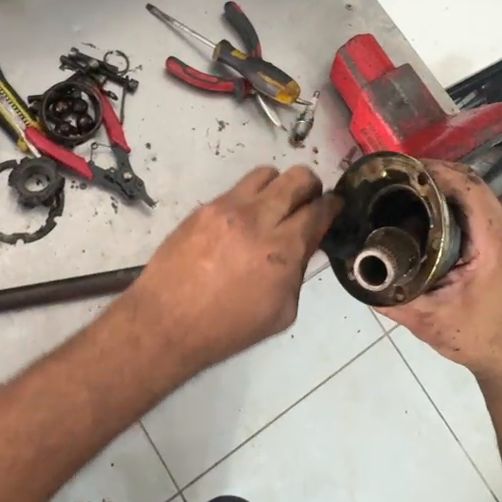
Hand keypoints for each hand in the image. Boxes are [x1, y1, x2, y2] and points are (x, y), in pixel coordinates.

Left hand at [124, 165, 341, 374]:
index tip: (333, 207)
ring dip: (279, 187)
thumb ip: (299, 272)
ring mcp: (229, 209)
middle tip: (307, 203)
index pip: (319, 210)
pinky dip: (249, 198)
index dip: (332, 205)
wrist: (167, 322)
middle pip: (299, 178)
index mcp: (283, 252)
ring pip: (268, 173)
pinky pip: (237, 188)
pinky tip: (242, 221)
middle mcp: (259, 221)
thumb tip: (305, 244)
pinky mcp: (205, 207)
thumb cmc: (228, 328)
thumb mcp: (281, 312)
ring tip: (273, 207)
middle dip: (311, 187)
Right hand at [379, 160, 501, 383]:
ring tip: (408, 185)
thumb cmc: (474, 337)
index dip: (436, 172)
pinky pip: (480, 205)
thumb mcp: (427, 318)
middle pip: (473, 182)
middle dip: (436, 172)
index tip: (401, 170)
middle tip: (398, 176)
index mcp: (493, 243)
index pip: (468, 188)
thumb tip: (354, 272)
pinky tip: (427, 205)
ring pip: (477, 191)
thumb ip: (390, 297)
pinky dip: (454, 197)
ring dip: (446, 183)